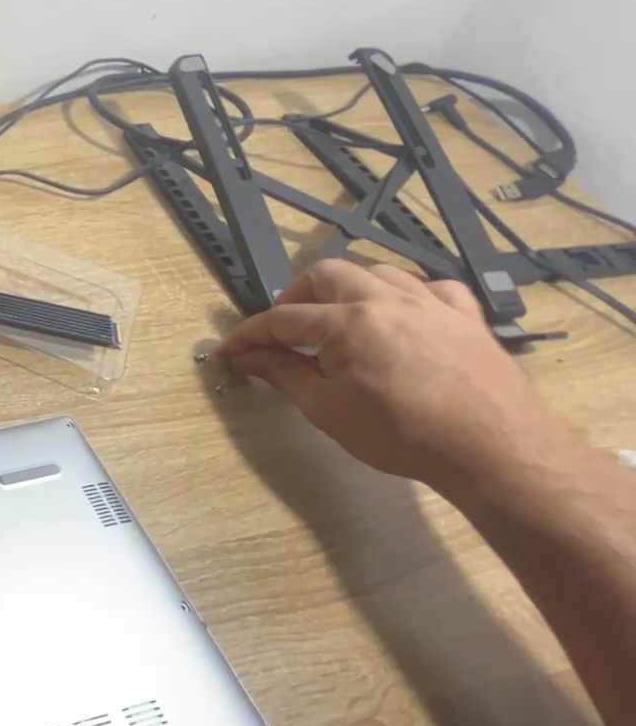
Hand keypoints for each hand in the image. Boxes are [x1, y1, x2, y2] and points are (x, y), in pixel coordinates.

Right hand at [216, 260, 581, 495]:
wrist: (495, 452)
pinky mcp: (467, 318)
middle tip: (284, 333)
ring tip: (335, 322)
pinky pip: (430, 287)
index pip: (281, 318)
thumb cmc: (400, 434)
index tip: (230, 351)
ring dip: (346, 291)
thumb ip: (282, 373)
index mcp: (348, 323)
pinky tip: (397, 317)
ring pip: (377, 272)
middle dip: (294, 297)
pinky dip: (404, 295)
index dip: (248, 334)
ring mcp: (432, 304)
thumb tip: (244, 357)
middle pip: (326, 275)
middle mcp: (388, 300)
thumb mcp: (326, 408)